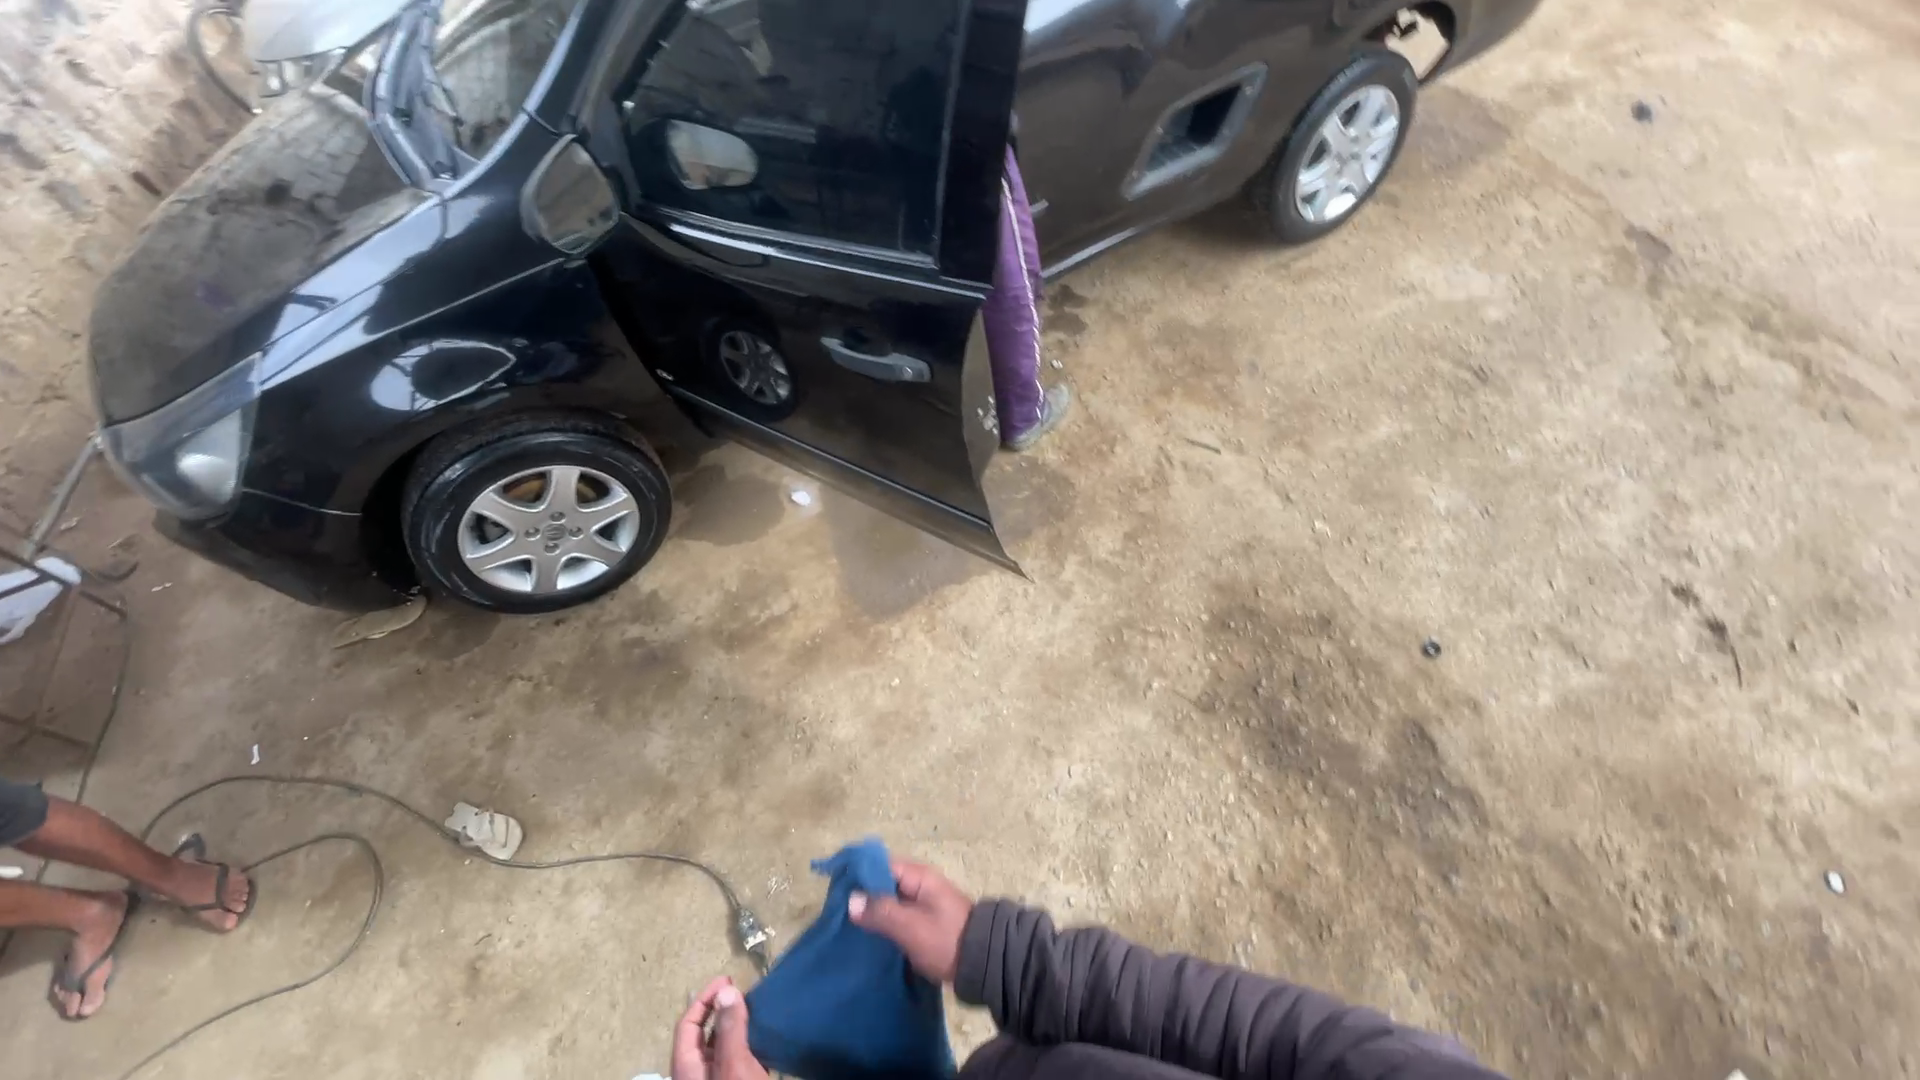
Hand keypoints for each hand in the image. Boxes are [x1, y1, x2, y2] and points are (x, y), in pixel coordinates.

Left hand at [671, 977, 767, 1079]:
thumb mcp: (734, 1063)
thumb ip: (730, 1028)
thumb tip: (727, 989)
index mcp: (686, 1067)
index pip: (687, 1024)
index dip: (704, 999)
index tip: (726, 979)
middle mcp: (697, 1073)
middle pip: (703, 1034)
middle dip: (720, 1009)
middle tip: (741, 991)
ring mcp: (715, 1077)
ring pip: (720, 1045)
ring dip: (735, 1024)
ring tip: (755, 1007)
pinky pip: (735, 1057)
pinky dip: (745, 1041)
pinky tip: (762, 1034)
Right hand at [848, 857, 973, 983]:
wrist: (982, 963)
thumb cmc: (946, 940)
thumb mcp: (911, 927)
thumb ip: (881, 911)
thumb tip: (851, 898)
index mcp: (918, 876)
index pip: (880, 865)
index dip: (858, 873)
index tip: (834, 888)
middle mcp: (919, 884)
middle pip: (882, 882)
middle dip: (861, 894)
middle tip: (836, 911)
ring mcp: (922, 903)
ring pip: (888, 900)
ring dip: (870, 910)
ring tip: (845, 925)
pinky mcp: (922, 922)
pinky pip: (896, 915)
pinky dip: (881, 922)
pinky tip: (866, 936)